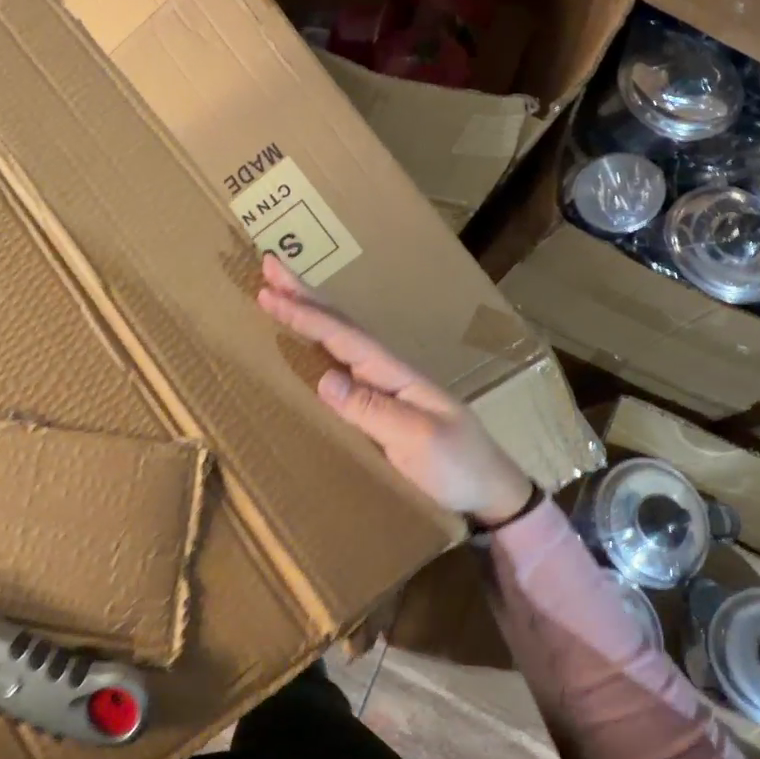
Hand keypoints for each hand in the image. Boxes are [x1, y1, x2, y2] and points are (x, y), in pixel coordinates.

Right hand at [256, 255, 534, 526]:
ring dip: (308, 314)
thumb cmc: (459, 467)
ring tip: (277, 293)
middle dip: (303, 295)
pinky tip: (305, 344)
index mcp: (396, 374)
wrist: (491, 493)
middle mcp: (387, 372)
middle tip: (268, 265)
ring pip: (338, 341)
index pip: (343, 336)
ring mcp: (385, 389)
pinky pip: (340, 366)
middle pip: (339, 325)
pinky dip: (317, 346)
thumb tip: (324, 378)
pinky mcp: (379, 409)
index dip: (305, 313)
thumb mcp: (418, 440)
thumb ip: (373, 410)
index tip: (269, 291)